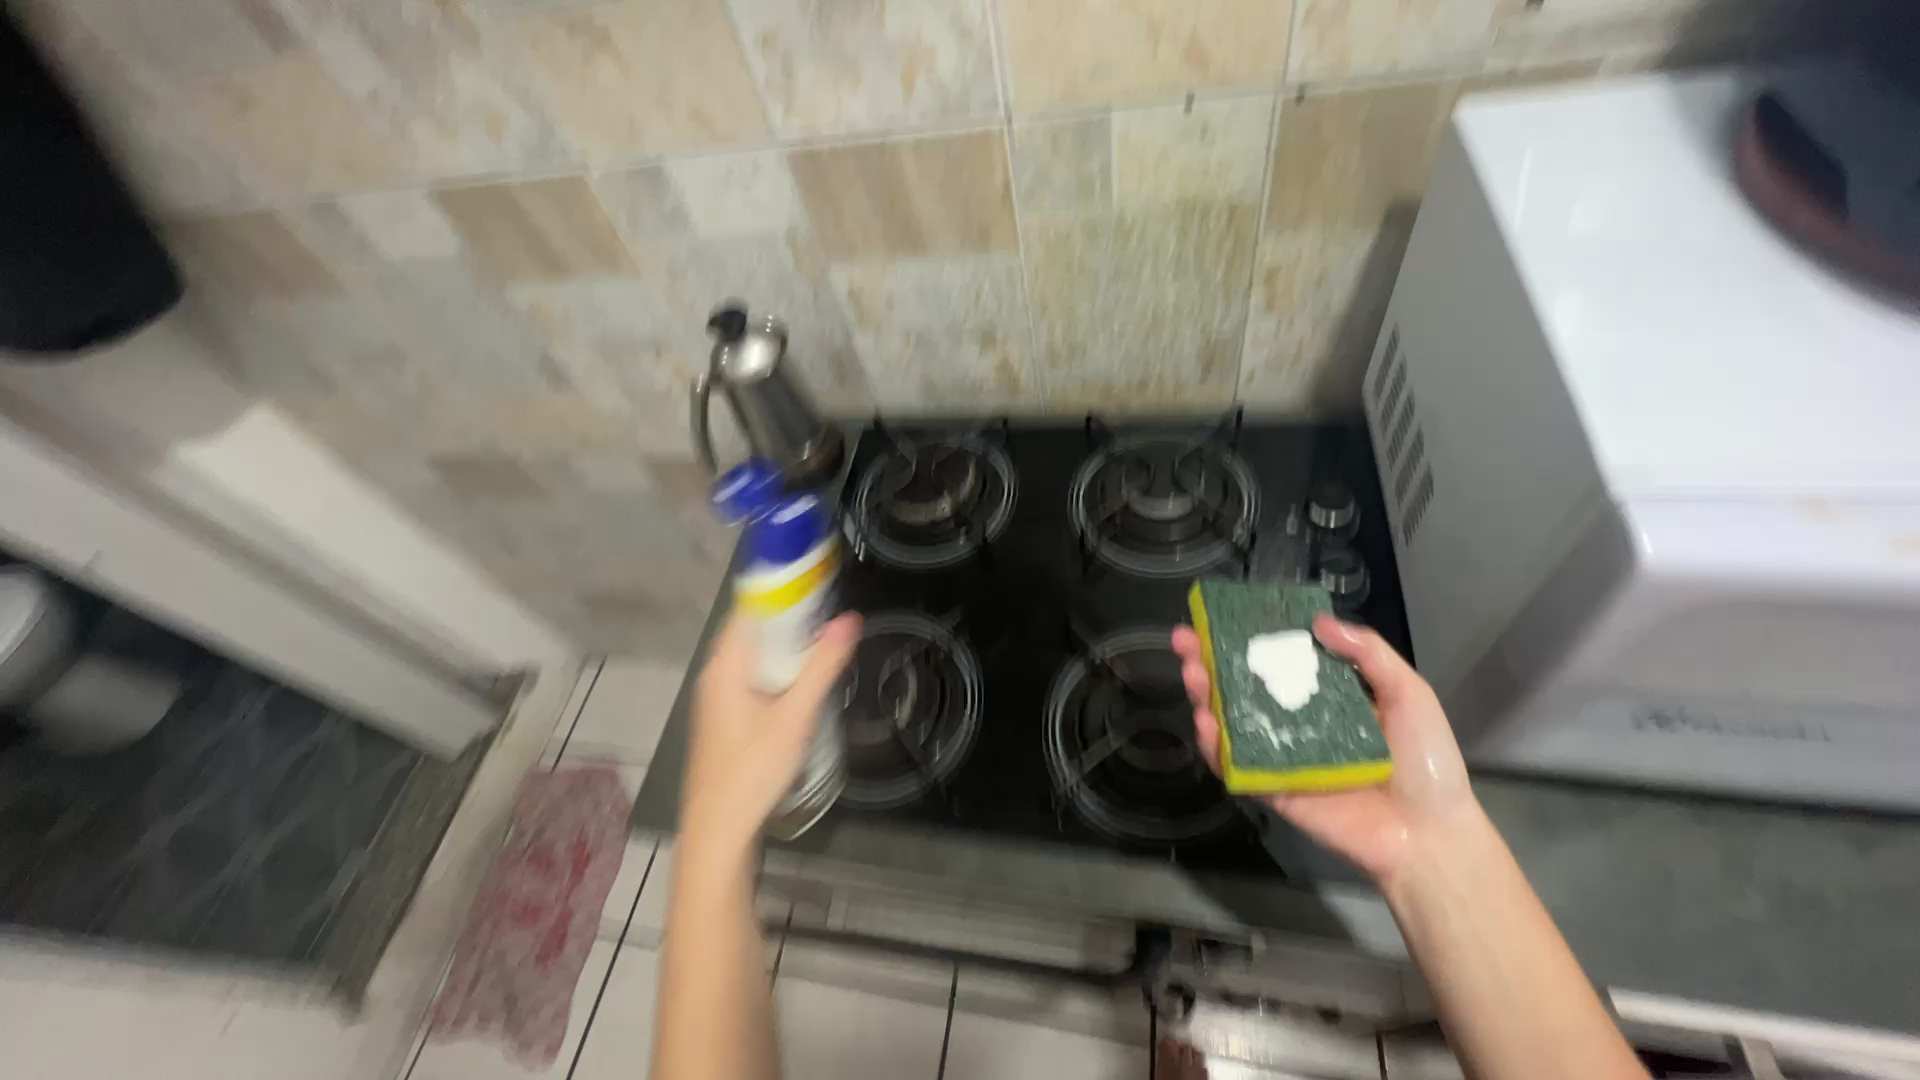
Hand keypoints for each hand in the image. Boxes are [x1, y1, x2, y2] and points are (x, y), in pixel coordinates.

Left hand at [680, 611, 861, 854]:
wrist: (719, 828)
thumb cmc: (753, 770)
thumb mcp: (795, 716)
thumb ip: (822, 666)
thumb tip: (849, 620)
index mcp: (726, 664)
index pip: (752, 606)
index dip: (784, 591)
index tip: (819, 584)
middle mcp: (716, 672)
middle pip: (755, 629)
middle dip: (792, 620)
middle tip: (831, 618)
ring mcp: (717, 695)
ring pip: (755, 655)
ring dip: (786, 648)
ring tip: (824, 647)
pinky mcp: (724, 714)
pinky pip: (752, 676)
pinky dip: (777, 670)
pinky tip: (802, 685)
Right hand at [1170, 614, 1477, 886]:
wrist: (1428, 835)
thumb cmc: (1425, 762)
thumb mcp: (1409, 693)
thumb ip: (1369, 653)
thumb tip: (1318, 621)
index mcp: (1323, 696)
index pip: (1276, 660)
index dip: (1246, 638)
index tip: (1219, 617)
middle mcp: (1294, 721)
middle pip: (1241, 686)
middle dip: (1208, 661)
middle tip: (1185, 640)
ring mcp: (1278, 754)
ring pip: (1228, 721)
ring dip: (1203, 695)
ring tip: (1191, 673)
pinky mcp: (1269, 788)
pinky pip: (1233, 765)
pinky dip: (1213, 745)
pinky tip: (1205, 723)